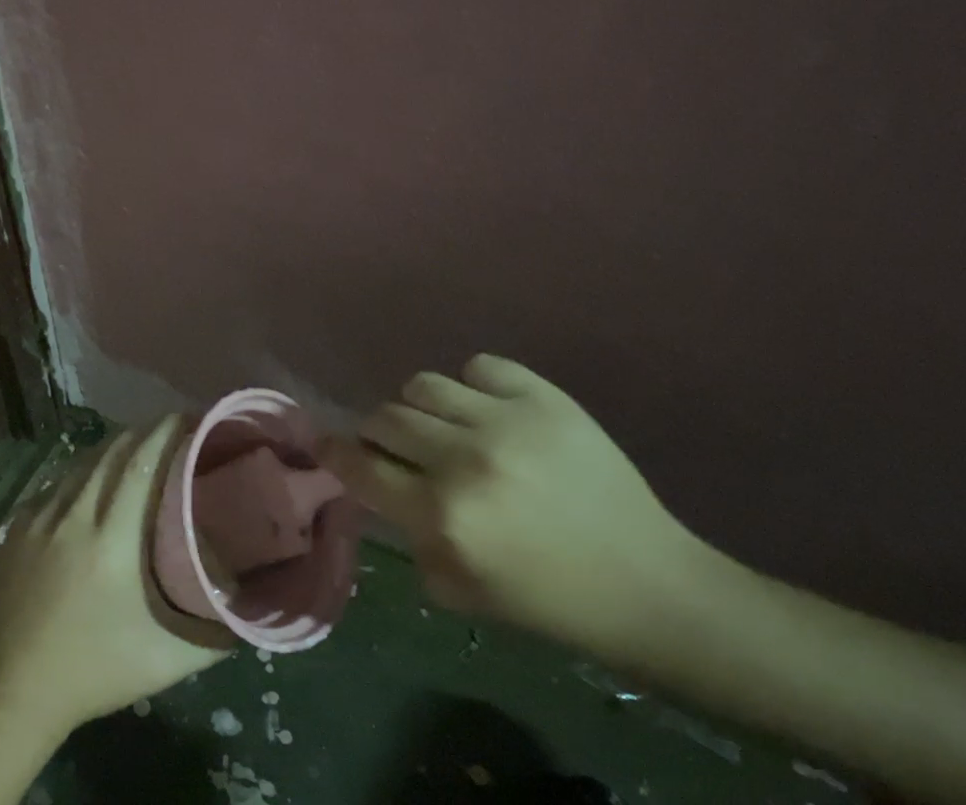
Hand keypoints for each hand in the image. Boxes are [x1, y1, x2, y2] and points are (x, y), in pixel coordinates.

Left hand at [0, 417, 233, 732]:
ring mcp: (37, 519)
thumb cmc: (97, 670)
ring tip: (137, 449)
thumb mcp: (170, 659)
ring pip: (80, 466)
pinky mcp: (14, 530)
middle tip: (173, 429)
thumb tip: (255, 608)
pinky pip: (54, 487)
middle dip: (144, 433)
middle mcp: (73, 515)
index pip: (142, 462)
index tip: (192, 418)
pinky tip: (90, 484)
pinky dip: (80, 475)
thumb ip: (219, 632)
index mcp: (112, 538)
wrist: (15, 690)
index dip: (167, 433)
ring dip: (112, 450)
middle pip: (112, 453)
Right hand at [319, 354, 709, 652]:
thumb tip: (379, 487)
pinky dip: (472, 387)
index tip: (322, 442)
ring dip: (421, 408)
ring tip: (443, 428)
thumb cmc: (543, 598)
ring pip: (424, 385)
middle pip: (386, 417)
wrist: (643, 582)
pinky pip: (480, 367)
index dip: (333, 451)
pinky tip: (487, 413)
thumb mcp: (456, 588)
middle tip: (397, 449)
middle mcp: (465, 461)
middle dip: (379, 433)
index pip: (360, 466)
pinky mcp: (547, 399)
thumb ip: (408, 534)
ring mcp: (508, 422)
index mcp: (442, 516)